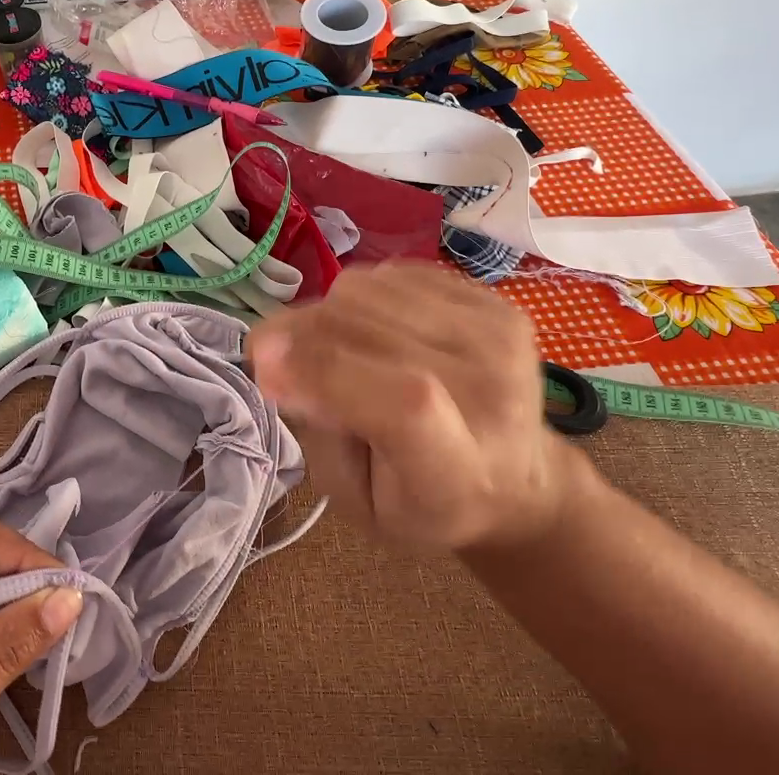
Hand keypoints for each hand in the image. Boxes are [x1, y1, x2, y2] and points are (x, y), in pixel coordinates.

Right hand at [248, 262, 582, 552]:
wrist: (516, 480)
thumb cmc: (423, 503)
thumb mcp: (358, 503)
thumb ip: (321, 434)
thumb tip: (279, 361)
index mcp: (459, 468)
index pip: (404, 403)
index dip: (325, 371)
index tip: (262, 366)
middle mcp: (491, 393)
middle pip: (370, 330)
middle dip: (297, 336)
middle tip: (269, 359)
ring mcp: (498, 338)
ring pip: (368, 291)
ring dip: (323, 314)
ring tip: (324, 349)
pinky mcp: (496, 303)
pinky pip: (391, 275)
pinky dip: (358, 296)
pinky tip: (365, 330)